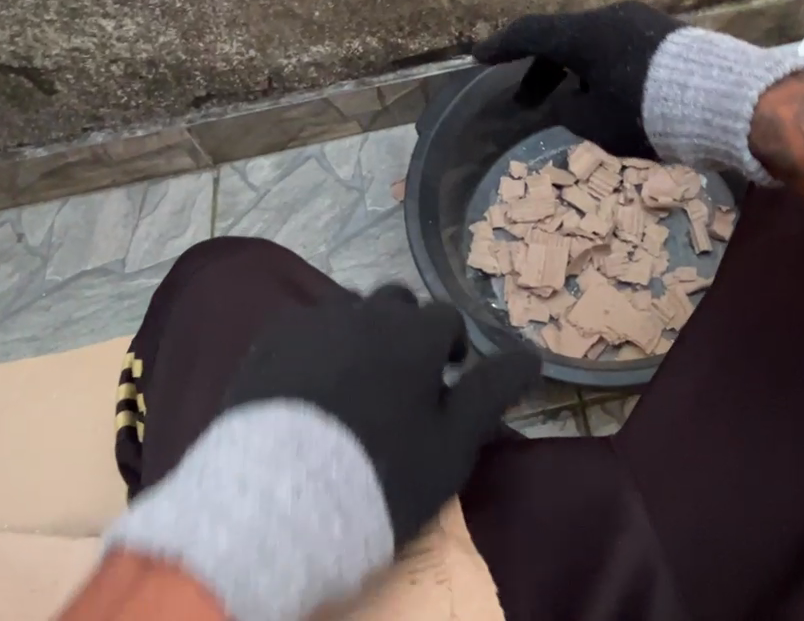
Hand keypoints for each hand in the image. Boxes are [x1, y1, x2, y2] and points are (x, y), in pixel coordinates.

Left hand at [223, 285, 540, 544]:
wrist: (279, 499)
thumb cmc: (380, 472)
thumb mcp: (452, 443)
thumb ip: (493, 390)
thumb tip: (533, 354)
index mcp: (417, 332)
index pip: (447, 318)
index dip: (451, 348)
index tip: (445, 381)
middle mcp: (369, 311)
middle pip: (397, 304)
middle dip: (405, 331)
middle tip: (398, 380)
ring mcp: (316, 320)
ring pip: (350, 309)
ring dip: (360, 332)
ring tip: (352, 380)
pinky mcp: (270, 339)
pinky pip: (306, 326)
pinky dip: (316, 344)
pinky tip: (307, 382)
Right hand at [473, 1, 682, 157]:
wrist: (724, 101)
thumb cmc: (649, 114)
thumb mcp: (597, 124)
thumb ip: (569, 110)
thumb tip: (567, 100)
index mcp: (583, 35)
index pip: (530, 33)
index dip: (501, 45)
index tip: (479, 56)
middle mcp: (608, 18)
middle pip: (562, 39)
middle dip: (541, 71)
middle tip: (525, 102)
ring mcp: (640, 21)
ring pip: (593, 43)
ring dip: (574, 71)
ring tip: (572, 104)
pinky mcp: (665, 33)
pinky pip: (620, 46)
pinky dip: (601, 67)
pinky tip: (608, 94)